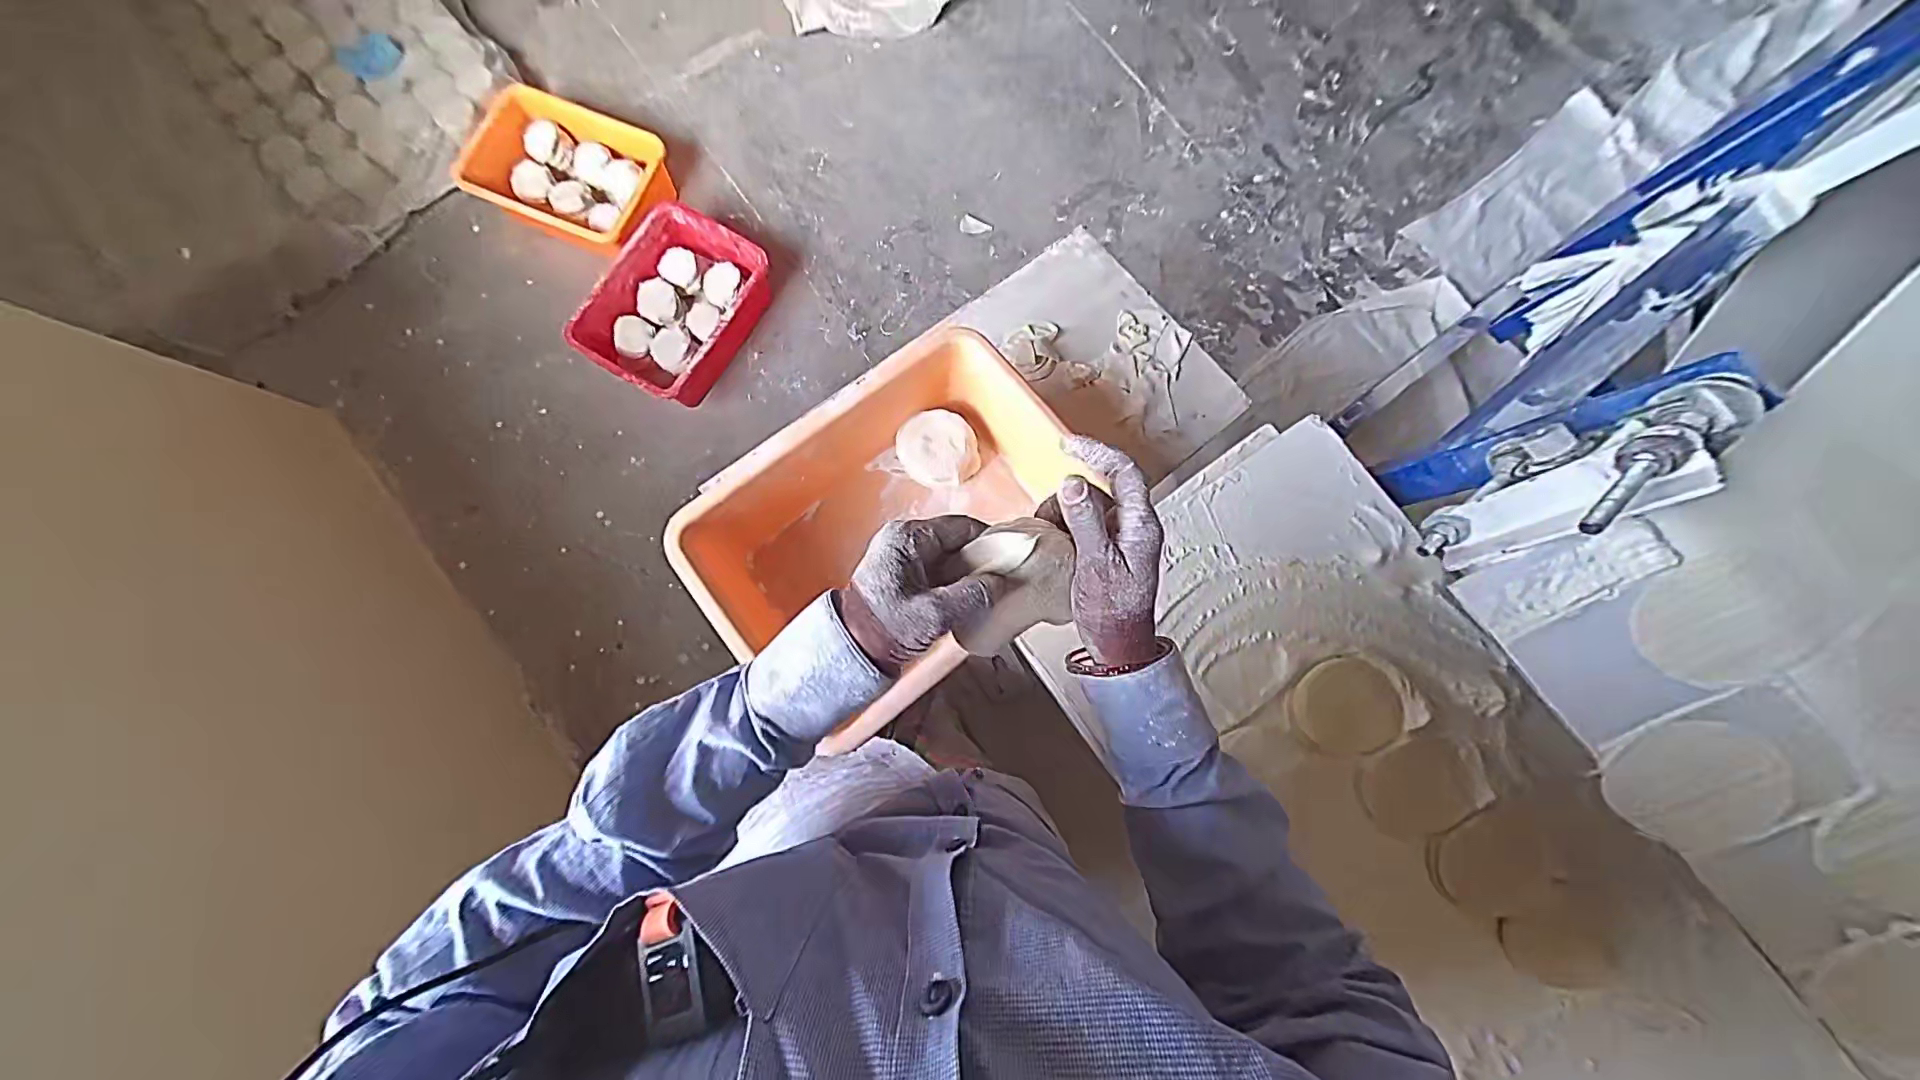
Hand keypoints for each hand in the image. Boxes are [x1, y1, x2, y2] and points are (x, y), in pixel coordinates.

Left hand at [839, 515, 998, 672]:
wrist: (852, 649)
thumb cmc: (881, 629)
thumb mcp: (934, 613)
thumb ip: (971, 595)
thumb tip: (999, 583)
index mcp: (908, 537)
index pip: (962, 526)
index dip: (990, 542)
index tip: (1010, 559)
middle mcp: (904, 539)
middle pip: (957, 541)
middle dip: (981, 561)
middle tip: (1001, 580)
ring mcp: (903, 556)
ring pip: (951, 557)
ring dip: (969, 574)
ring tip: (988, 592)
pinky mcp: (904, 574)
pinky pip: (940, 571)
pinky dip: (956, 583)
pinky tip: (968, 600)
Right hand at [1040, 437, 1164, 666]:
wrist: (1117, 643)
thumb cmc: (1114, 611)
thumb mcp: (1095, 563)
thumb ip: (1085, 521)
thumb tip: (1073, 484)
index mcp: (1140, 525)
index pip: (1123, 472)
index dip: (1096, 453)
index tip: (1069, 445)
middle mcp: (1133, 526)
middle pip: (1104, 486)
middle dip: (1073, 490)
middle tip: (1051, 504)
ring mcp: (1120, 536)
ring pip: (1090, 504)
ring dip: (1066, 511)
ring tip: (1052, 532)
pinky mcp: (1108, 547)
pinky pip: (1085, 522)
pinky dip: (1066, 524)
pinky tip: (1057, 540)